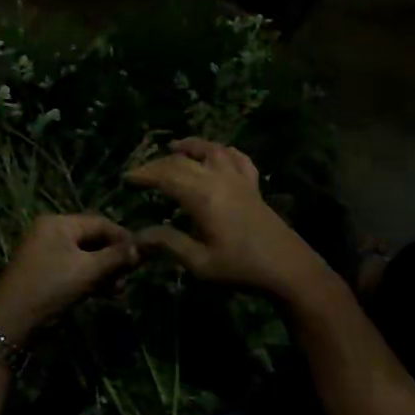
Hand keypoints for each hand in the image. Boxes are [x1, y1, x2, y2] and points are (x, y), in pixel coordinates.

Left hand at [0, 214, 137, 342]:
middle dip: (114, 258)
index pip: (100, 222)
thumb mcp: (88, 270)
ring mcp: (46, 253)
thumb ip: (116, 257)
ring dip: (105, 271)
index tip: (143, 256)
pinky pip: (74, 269)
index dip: (124, 238)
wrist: (12, 321)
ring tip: (118, 290)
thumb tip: (140, 248)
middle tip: (129, 277)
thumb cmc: (51, 288)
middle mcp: (51, 232)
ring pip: (86, 256)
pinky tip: (105, 294)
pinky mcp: (45, 273)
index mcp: (58, 223)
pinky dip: (91, 278)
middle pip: (93, 239)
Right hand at [126, 139, 334, 303]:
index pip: (166, 175)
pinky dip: (223, 152)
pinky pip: (238, 159)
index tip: (127, 178)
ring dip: (192, 146)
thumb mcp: (199, 262)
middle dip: (159, 163)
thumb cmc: (240, 268)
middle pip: (184, 161)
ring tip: (175, 147)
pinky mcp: (254, 187)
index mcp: (203, 197)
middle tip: (142, 172)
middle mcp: (220, 180)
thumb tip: (138, 235)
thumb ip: (168, 243)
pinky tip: (218, 155)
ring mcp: (240, 180)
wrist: (287, 268)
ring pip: (213, 150)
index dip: (144, 174)